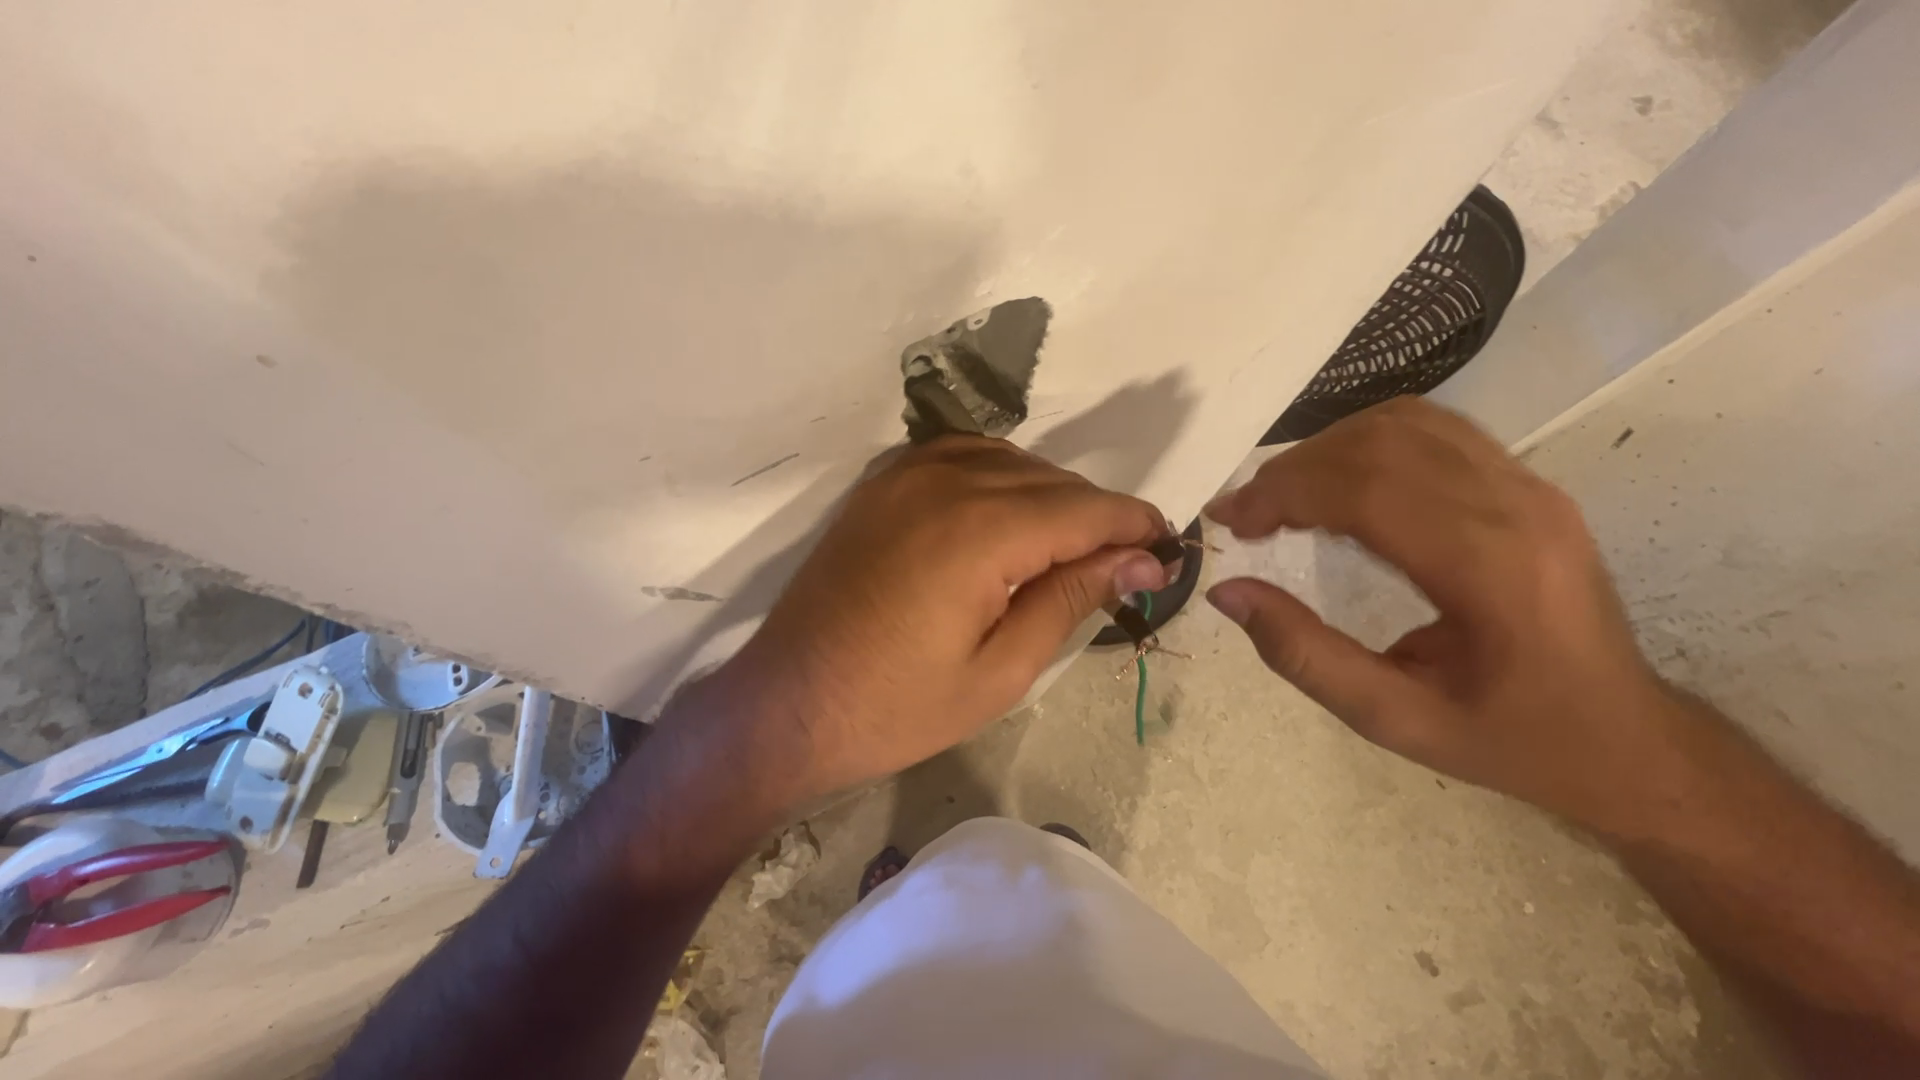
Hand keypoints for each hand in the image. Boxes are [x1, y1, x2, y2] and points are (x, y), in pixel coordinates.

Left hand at [707, 436, 1170, 808]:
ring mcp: (904, 475)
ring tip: (1068, 549)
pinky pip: (960, 455)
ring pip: (1009, 461)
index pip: (1085, 509)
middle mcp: (944, 482)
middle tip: (1124, 565)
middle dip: (1097, 517)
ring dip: (1050, 495)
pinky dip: (999, 476)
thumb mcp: (1000, 671)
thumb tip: (1142, 560)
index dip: (1134, 526)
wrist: (786, 705)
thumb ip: (1072, 599)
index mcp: (980, 532)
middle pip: (1052, 481)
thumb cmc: (895, 709)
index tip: (1166, 550)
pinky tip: (1007, 516)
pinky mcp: (880, 484)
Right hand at [1205, 397, 1683, 836]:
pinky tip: (1342, 481)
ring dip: (1328, 448)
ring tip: (1286, 497)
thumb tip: (1228, 594)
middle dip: (1293, 469)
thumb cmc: (1510, 740)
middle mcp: (1516, 507)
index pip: (1365, 490)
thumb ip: (1304, 656)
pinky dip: (1370, 442)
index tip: (1230, 521)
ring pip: (1407, 423)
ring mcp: (1531, 487)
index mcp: (1488, 569)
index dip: (1282, 492)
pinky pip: (1437, 432)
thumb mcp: (1394, 721)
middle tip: (1246, 514)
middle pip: (1379, 445)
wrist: (1626, 738)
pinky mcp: (1531, 485)